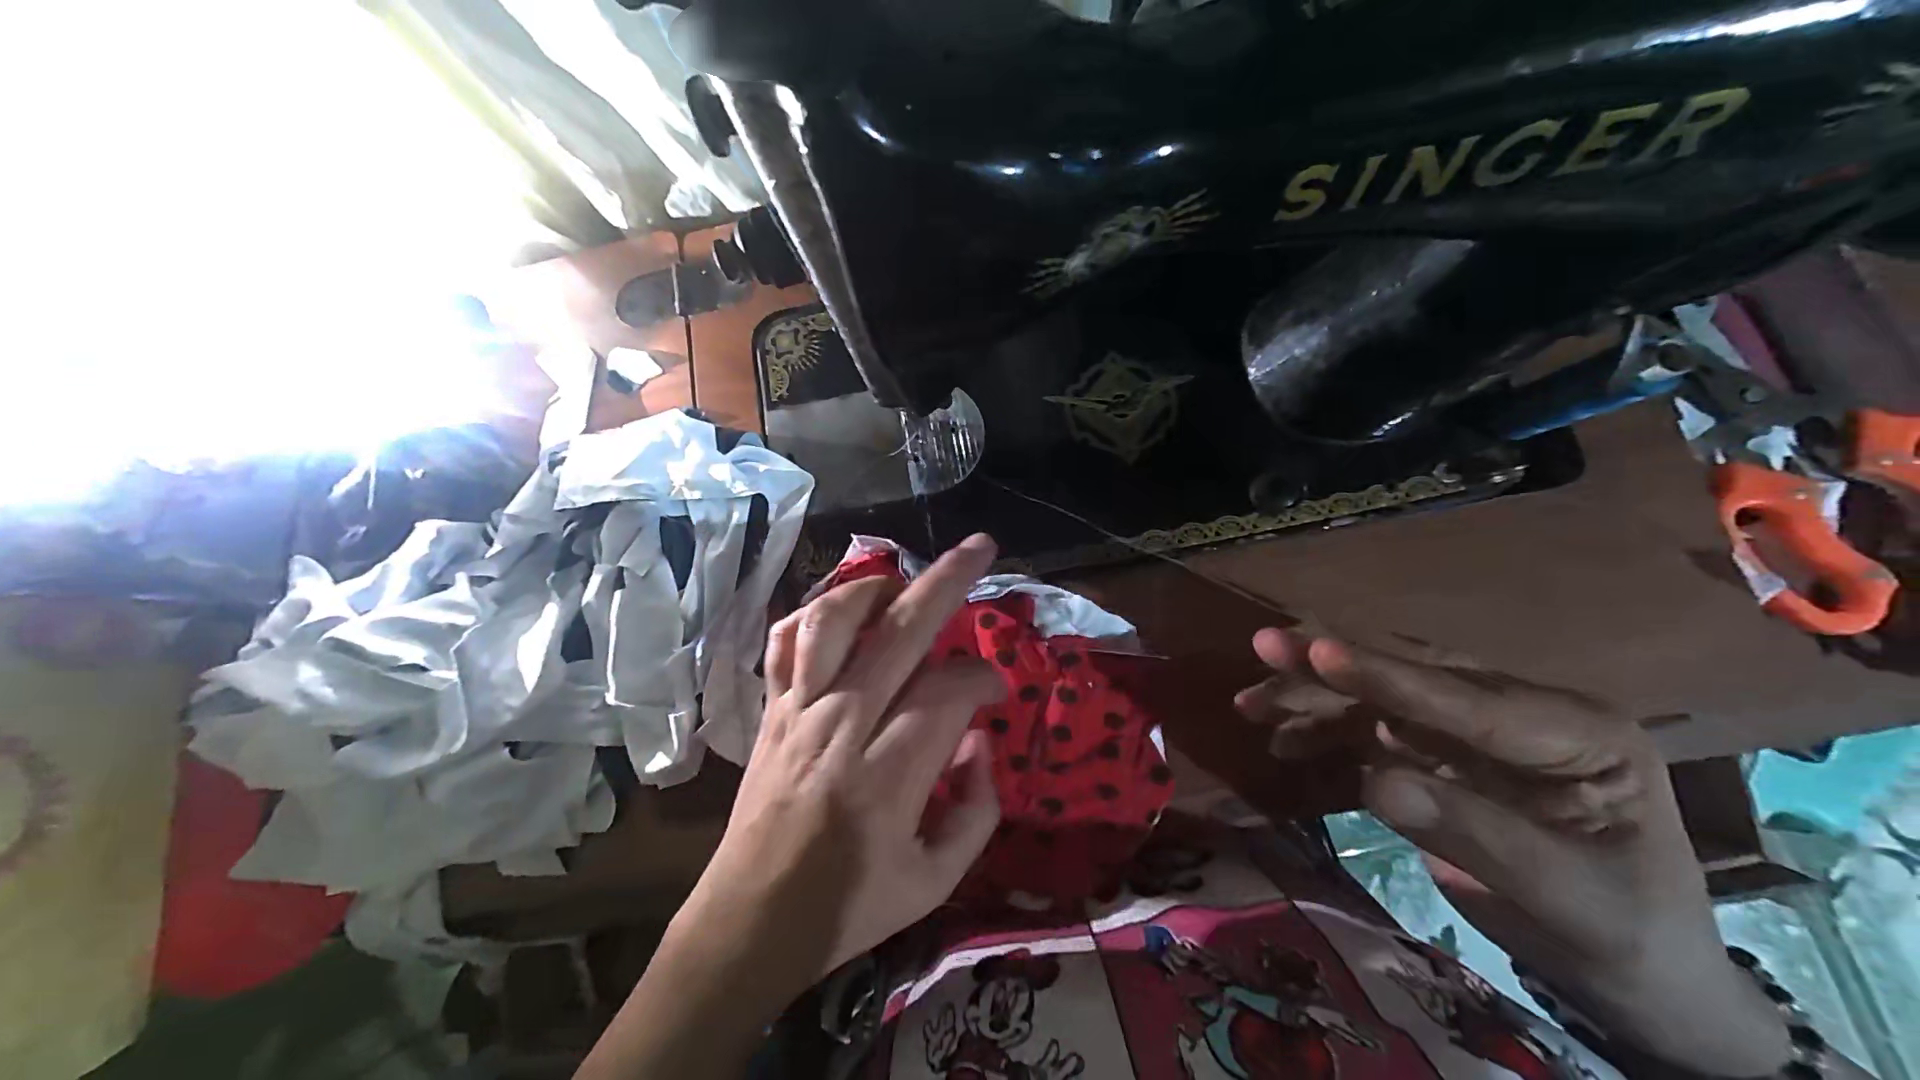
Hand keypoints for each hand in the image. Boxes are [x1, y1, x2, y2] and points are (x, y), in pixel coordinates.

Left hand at [675, 533, 1005, 991]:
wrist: (751, 919)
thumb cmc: (849, 907)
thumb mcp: (935, 880)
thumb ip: (977, 810)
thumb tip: (979, 740)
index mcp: (887, 777)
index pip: (947, 693)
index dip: (983, 678)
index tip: (996, 691)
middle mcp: (841, 727)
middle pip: (899, 633)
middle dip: (948, 582)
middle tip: (981, 548)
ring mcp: (798, 712)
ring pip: (832, 622)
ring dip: (873, 590)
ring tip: (903, 582)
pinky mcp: (770, 711)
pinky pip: (785, 642)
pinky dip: (814, 614)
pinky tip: (842, 612)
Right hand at [1238, 630, 1791, 1076]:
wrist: (1632, 971)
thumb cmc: (1621, 936)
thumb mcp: (1565, 898)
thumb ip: (1474, 833)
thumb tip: (1376, 783)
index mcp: (1580, 733)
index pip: (1469, 702)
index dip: (1389, 678)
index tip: (1320, 652)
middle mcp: (1521, 712)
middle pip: (1412, 676)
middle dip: (1333, 666)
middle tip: (1263, 646)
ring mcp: (1474, 729)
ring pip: (1380, 696)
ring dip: (1314, 696)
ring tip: (1249, 703)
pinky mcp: (1439, 750)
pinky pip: (1369, 729)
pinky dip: (1322, 732)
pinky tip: (1283, 743)